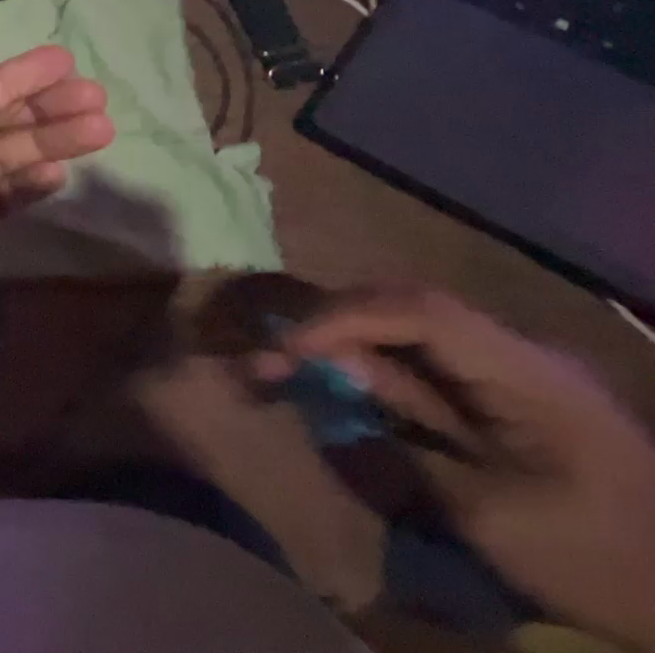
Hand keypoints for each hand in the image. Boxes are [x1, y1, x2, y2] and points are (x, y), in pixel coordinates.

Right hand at [253, 285, 654, 649]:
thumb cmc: (590, 559)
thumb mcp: (485, 509)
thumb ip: (401, 431)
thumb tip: (329, 370)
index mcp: (527, 373)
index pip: (417, 311)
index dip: (340, 318)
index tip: (284, 351)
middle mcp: (521, 353)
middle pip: (407, 306)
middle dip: (331, 322)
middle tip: (273, 355)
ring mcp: (518, 369)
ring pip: (411, 326)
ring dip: (346, 339)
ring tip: (289, 365)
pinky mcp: (511, 391)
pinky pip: (426, 356)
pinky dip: (373, 361)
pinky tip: (341, 380)